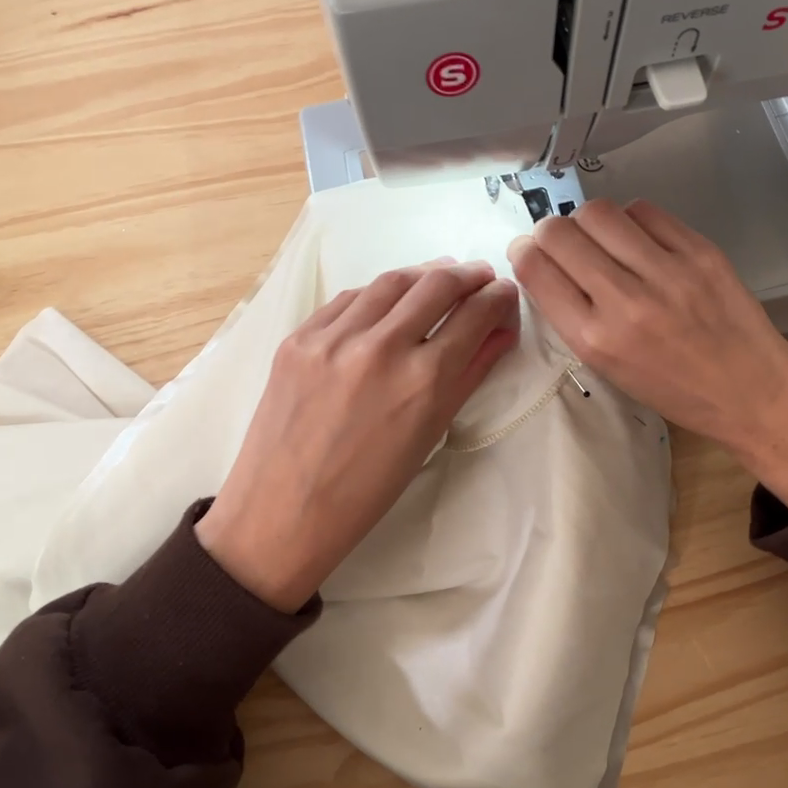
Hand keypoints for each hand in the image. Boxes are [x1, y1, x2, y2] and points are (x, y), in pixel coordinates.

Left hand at [194, 260, 519, 610]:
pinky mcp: (298, 338)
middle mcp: (380, 348)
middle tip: (480, 277)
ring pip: (392, 281)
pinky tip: (390, 300)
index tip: (505, 292)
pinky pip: (348, 299)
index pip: (474, 315)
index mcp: (422, 381)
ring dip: (424, 274)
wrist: (282, 513)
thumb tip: (502, 330)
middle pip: (437, 284)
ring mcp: (334, 338)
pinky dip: (378, 293)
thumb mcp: (431, 433)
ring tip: (440, 277)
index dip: (498, 297)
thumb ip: (471, 374)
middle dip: (468, 275)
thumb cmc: (368, 488)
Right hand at [508, 199, 787, 514]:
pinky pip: (646, 211)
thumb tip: (547, 265)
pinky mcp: (700, 252)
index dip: (522, 252)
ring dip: (588, 220)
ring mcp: (667, 272)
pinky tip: (639, 239)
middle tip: (561, 242)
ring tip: (602, 238)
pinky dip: (632, 219)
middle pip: (560, 233)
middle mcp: (626, 302)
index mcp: (595, 340)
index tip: (528, 252)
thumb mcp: (609, 370)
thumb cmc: (677, 393)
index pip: (535, 269)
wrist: (755, 394)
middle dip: (549, 232)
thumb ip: (574, 317)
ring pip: (600, 212)